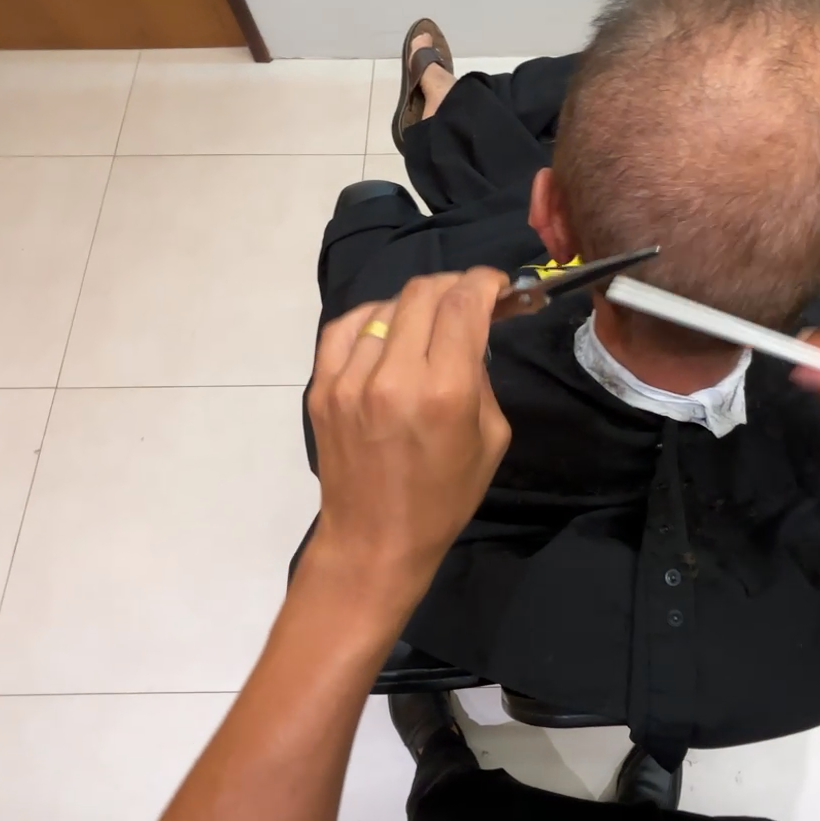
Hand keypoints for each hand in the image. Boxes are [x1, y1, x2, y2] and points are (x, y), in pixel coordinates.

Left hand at [305, 268, 512, 618]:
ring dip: (416, 306)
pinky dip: (372, 318)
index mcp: (446, 392)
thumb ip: (481, 378)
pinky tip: (387, 330)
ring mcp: (350, 379)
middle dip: (454, 285)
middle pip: (424, 293)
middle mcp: (396, 376)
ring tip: (428, 325)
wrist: (375, 539)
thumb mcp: (491, 439)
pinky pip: (345, 327)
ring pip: (386, 306)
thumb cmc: (444, 497)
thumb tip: (469, 335)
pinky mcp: (322, 387)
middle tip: (468, 299)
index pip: (464, 304)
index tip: (497, 285)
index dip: (485, 282)